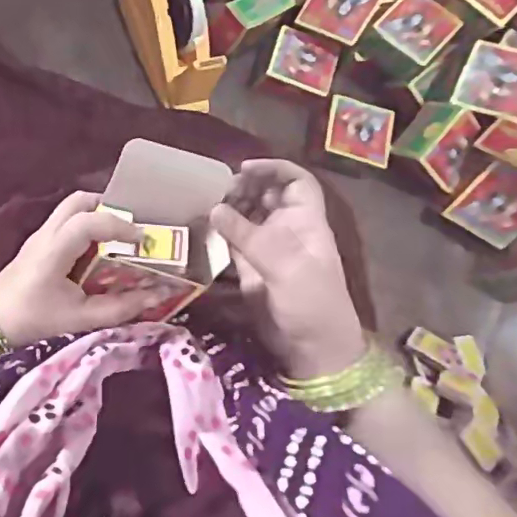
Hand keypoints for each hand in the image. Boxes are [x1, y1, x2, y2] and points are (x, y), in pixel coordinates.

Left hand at [0, 191, 174, 345]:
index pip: (88, 222)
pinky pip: (65, 222)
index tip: (141, 240)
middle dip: (109, 209)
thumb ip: (119, 307)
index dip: (119, 225)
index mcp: (53, 250)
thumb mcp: (80, 318)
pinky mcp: (37, 242)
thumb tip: (155, 295)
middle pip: (79, 202)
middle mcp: (46, 234)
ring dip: (97, 215)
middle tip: (130, 229)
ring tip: (118, 238)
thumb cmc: (34, 319)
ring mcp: (39, 235)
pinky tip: (98, 249)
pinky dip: (86, 225)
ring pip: (71, 208)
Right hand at [209, 160, 365, 378]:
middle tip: (216, 189)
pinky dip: (220, 230)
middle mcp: (286, 230)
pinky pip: (232, 240)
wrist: (312, 348)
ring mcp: (267, 249)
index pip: (295, 182)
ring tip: (206, 204)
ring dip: (229, 206)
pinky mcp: (249, 269)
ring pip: (247, 216)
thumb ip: (250, 237)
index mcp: (306, 222)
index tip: (243, 168)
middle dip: (245, 186)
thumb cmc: (311, 303)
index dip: (274, 169)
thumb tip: (215, 209)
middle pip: (267, 195)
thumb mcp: (286, 267)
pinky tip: (204, 226)